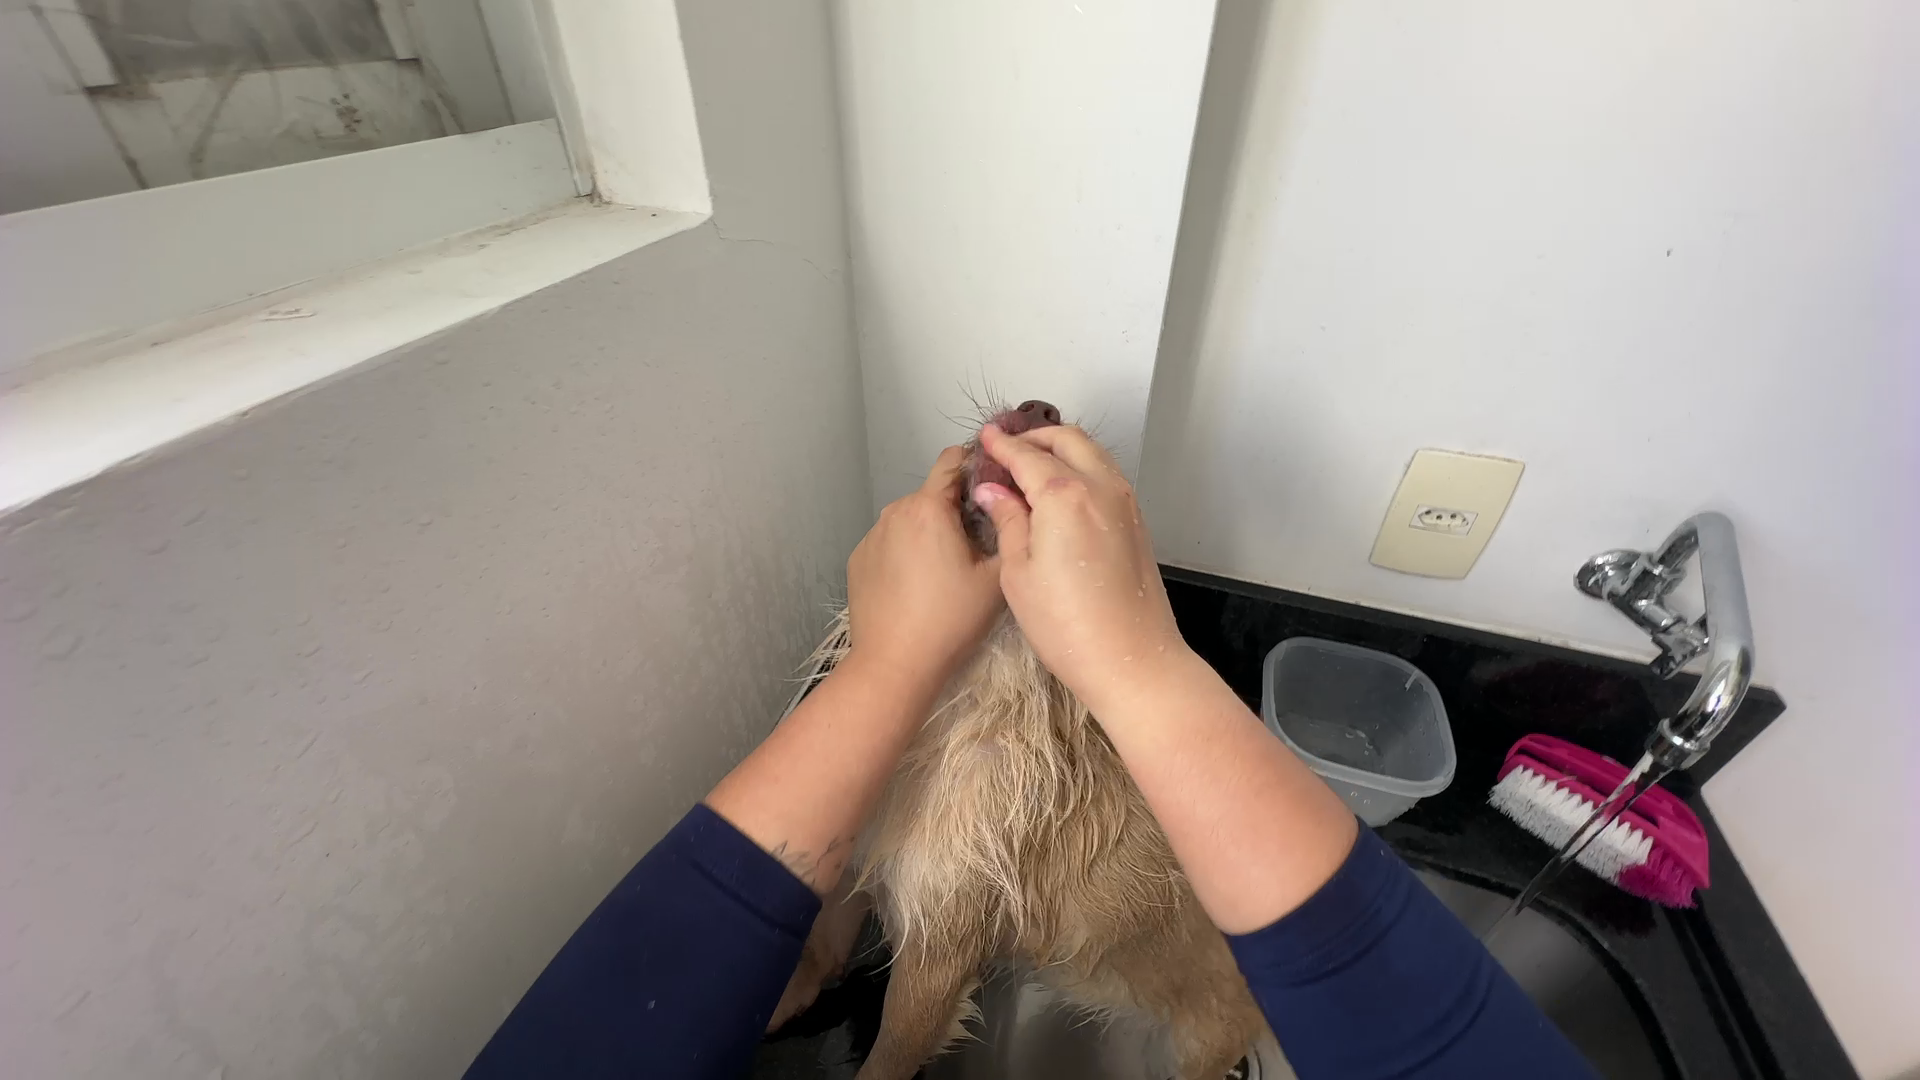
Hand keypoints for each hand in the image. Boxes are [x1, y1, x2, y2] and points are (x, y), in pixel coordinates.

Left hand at [845, 446, 1003, 692]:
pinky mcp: (858, 559)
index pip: (953, 460)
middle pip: (933, 495)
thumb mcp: (995, 578)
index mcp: (929, 507)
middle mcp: (895, 511)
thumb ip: (1006, 532)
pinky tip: (917, 587)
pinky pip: (890, 543)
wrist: (894, 663)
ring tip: (946, 571)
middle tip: (977, 546)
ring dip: (930, 532)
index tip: (994, 489)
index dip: (977, 466)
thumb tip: (1005, 506)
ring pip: (911, 520)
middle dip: (956, 510)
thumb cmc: (950, 620)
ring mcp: (871, 535)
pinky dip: (906, 553)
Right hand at [970, 424, 1190, 711]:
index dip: (1002, 445)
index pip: (1026, 456)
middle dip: (1035, 436)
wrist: (1131, 660)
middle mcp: (1100, 487)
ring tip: (1033, 461)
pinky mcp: (1137, 522)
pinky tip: (1062, 489)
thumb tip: (993, 490)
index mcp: (1063, 495)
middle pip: (1067, 440)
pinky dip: (1082, 467)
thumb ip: (1007, 520)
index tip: (986, 436)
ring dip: (1062, 448)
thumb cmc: (1066, 624)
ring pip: (1092, 453)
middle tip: (1008, 446)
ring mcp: (1124, 502)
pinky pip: (1106, 476)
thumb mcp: (1018, 573)